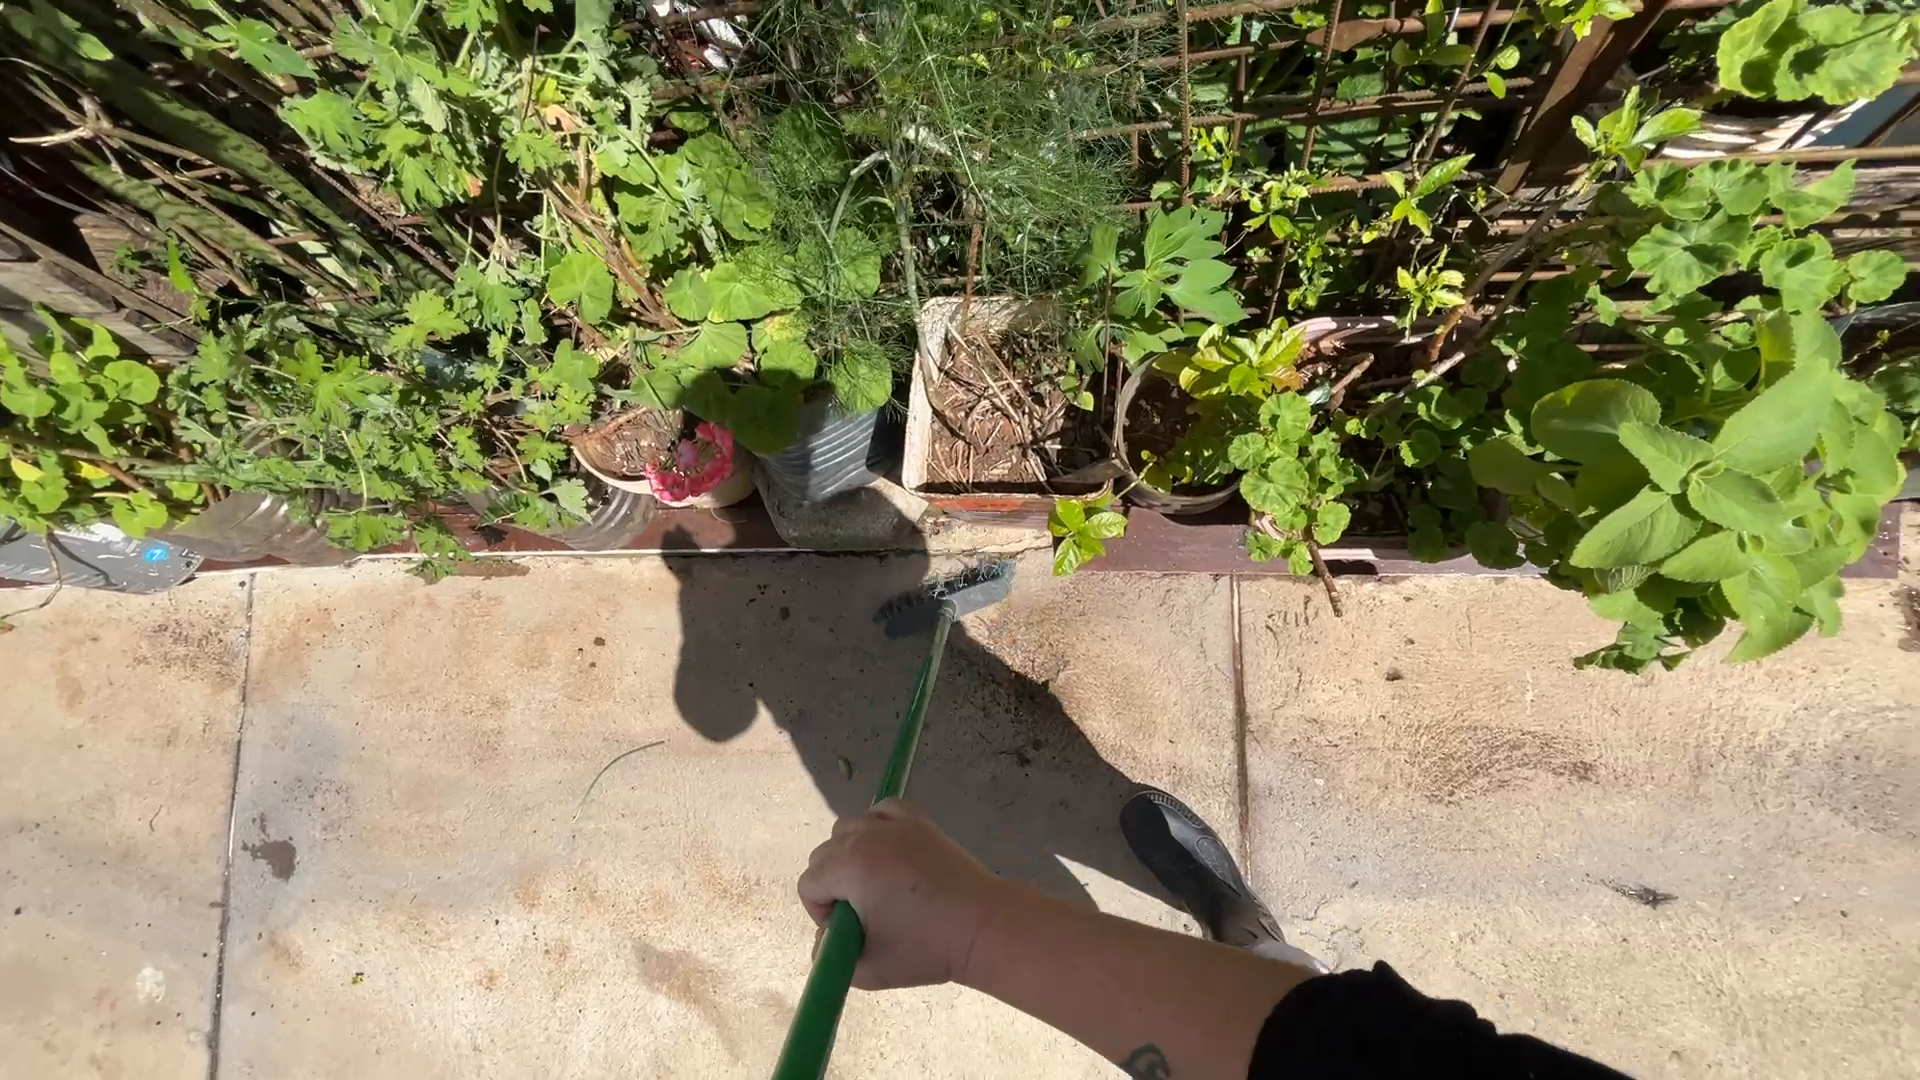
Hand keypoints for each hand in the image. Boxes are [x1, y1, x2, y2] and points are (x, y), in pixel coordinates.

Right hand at [796, 799, 1009, 990]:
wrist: (979, 925)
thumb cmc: (925, 948)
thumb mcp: (868, 969)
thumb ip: (831, 955)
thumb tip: (826, 937)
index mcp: (851, 867)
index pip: (809, 882)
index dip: (819, 911)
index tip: (846, 929)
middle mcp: (867, 836)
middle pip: (825, 853)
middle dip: (832, 884)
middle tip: (861, 911)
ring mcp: (894, 824)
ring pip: (848, 827)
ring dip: (849, 854)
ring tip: (874, 883)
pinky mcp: (918, 820)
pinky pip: (880, 810)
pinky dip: (875, 825)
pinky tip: (888, 851)